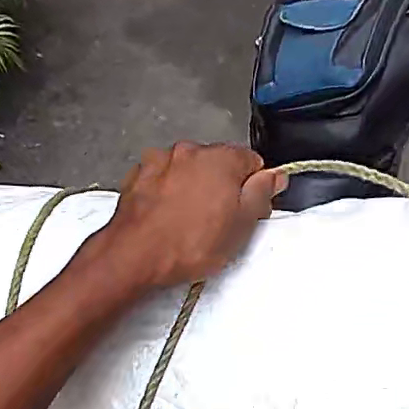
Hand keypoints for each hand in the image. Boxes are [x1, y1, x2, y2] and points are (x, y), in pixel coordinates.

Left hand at [91, 142, 286, 288]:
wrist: (134, 256)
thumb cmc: (184, 245)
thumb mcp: (240, 226)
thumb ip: (261, 194)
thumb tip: (274, 177)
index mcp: (222, 158)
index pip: (251, 161)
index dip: (253, 188)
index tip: (248, 208)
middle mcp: (189, 152)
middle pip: (217, 164)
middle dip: (220, 188)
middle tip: (217, 223)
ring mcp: (160, 162)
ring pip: (186, 172)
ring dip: (190, 190)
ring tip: (187, 225)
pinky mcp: (138, 177)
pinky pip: (161, 182)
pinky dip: (165, 195)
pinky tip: (166, 220)